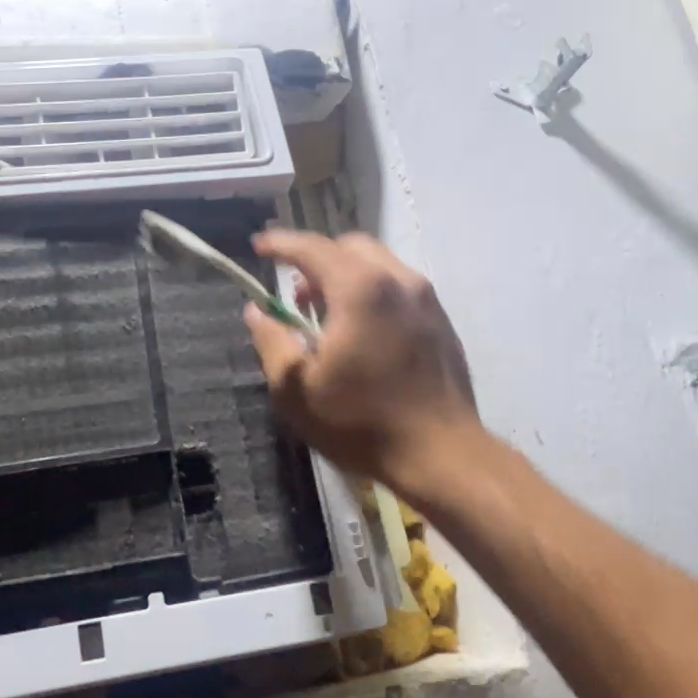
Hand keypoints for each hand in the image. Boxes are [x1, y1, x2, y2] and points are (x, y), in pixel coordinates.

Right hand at [244, 229, 477, 484]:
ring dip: (345, 277)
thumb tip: (257, 311)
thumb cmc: (360, 423)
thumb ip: (272, 341)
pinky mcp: (441, 322)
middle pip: (350, 248)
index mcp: (360, 290)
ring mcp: (426, 300)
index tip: (258, 246)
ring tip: (326, 318)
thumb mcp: (296, 389)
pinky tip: (362, 335)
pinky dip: (372, 294)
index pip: (312, 248)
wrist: (441, 454)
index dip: (280, 243)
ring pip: (378, 266)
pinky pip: (399, 289)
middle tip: (295, 296)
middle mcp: (398, 281)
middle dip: (316, 260)